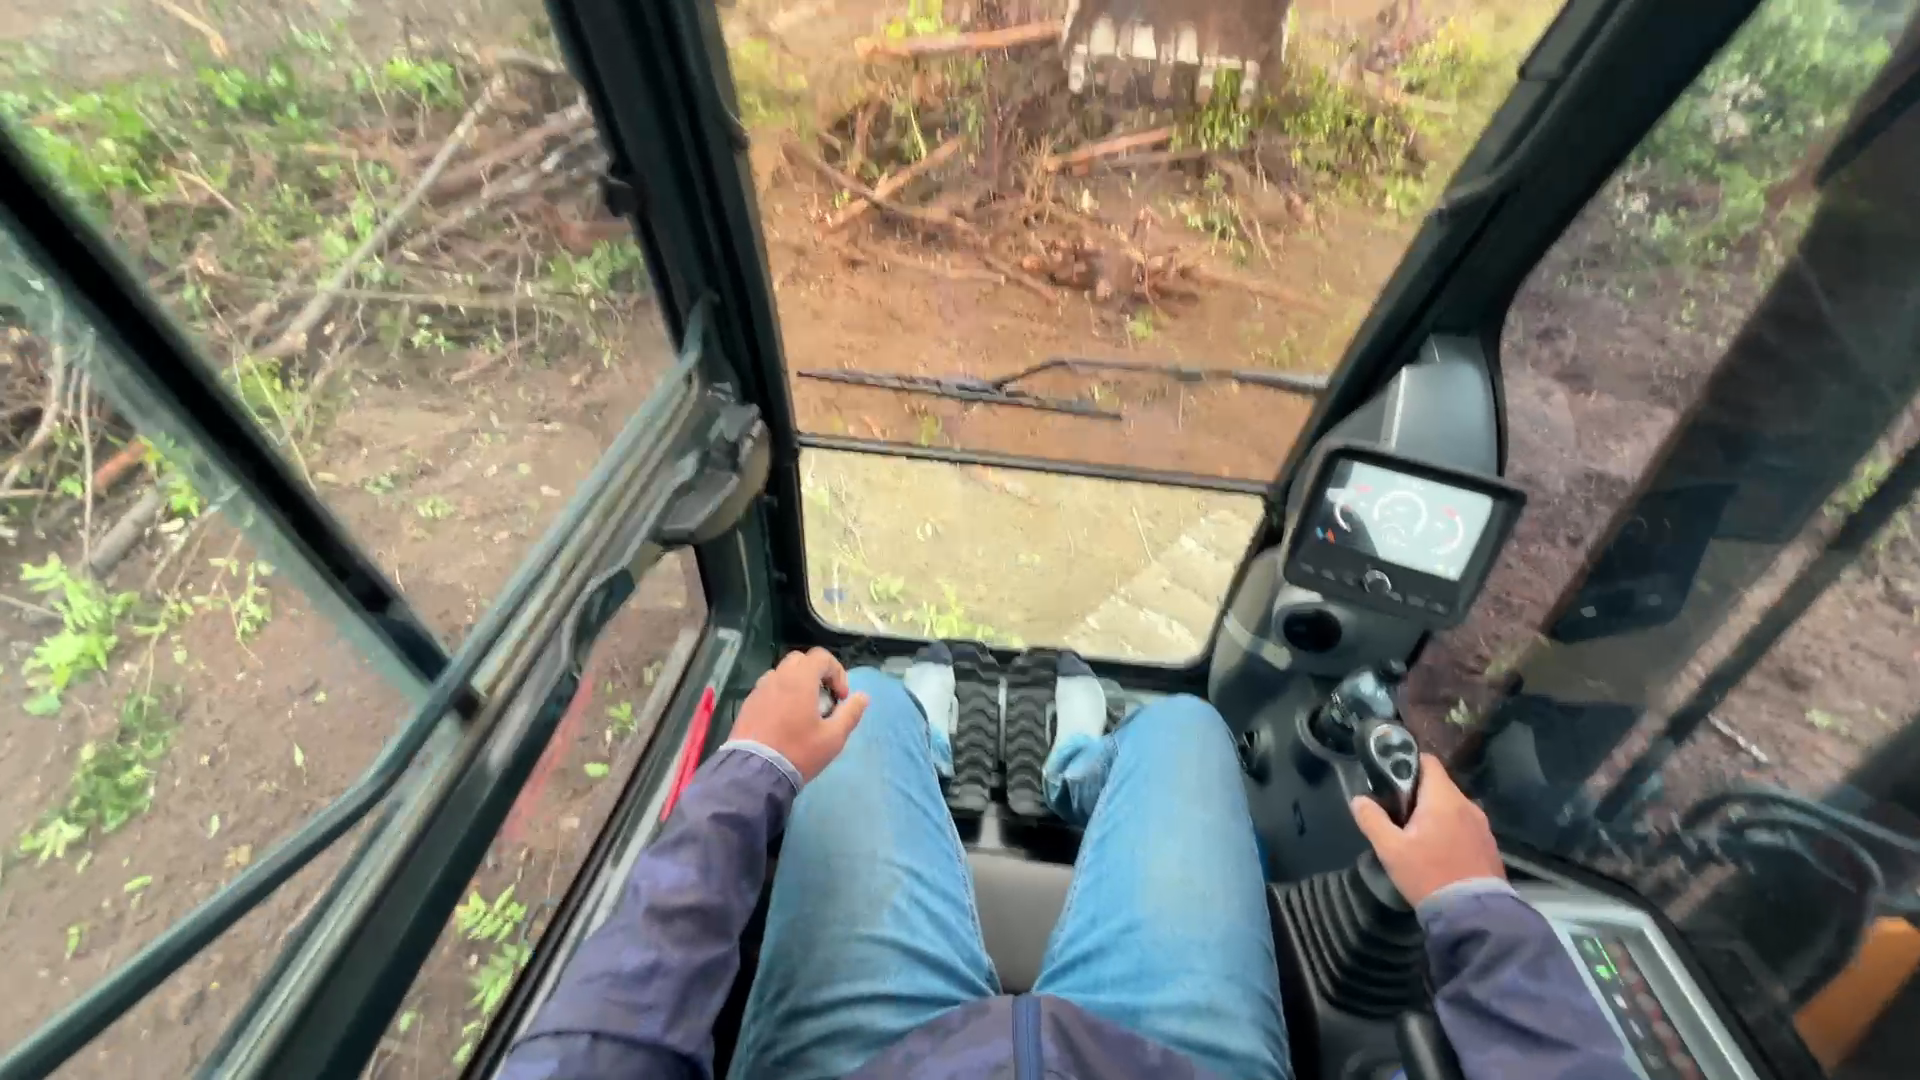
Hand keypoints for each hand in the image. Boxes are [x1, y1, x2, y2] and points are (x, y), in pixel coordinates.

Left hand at [733, 649, 868, 782]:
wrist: (754, 773)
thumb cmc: (798, 752)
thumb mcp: (833, 737)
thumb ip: (850, 713)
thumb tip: (862, 697)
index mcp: (800, 680)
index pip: (821, 656)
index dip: (837, 672)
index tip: (841, 697)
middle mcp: (778, 678)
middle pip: (800, 660)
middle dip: (817, 673)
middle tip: (824, 698)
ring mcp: (759, 690)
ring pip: (782, 673)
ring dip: (797, 683)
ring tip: (803, 710)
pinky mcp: (748, 704)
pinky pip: (768, 689)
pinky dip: (781, 694)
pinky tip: (784, 720)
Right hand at [1350, 753, 1504, 905]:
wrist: (1476, 916)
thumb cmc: (1429, 874)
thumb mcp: (1390, 849)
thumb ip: (1371, 819)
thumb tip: (1359, 800)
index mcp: (1444, 799)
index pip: (1428, 762)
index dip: (1406, 762)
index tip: (1389, 775)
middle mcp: (1467, 806)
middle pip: (1438, 785)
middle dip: (1415, 791)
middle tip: (1394, 809)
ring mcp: (1482, 827)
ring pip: (1451, 806)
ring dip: (1432, 811)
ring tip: (1413, 831)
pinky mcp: (1488, 846)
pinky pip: (1463, 824)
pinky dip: (1448, 827)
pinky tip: (1436, 849)